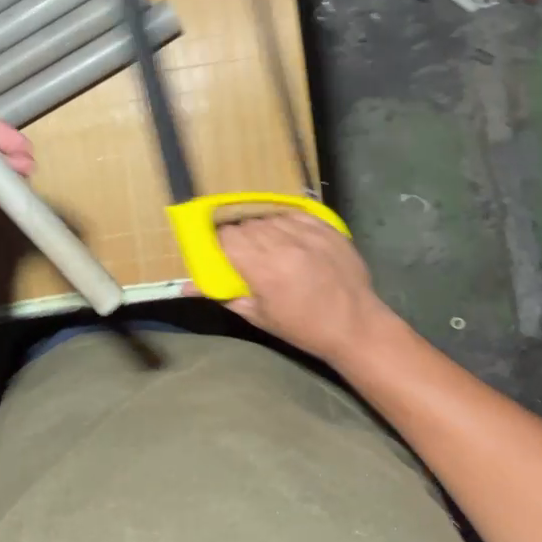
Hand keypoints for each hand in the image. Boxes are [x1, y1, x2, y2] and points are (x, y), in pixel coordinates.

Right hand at [211, 213, 394, 363]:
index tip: (224, 254)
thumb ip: (222, 295)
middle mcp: (283, 244)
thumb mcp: (258, 316)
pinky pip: (294, 214)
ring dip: (263, 228)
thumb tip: (185, 287)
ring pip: (269, 216)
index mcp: (263, 268)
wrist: (355, 325)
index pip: (227, 236)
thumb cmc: (303, 327)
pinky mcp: (326, 228)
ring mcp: (307, 233)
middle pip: (246, 224)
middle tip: (246, 254)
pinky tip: (289, 237)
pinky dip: (286, 222)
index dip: (221, 243)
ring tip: (270, 246)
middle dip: (241, 236)